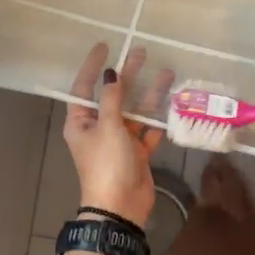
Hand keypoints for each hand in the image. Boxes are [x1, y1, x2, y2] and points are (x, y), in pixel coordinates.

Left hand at [62, 43, 172, 227]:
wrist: (120, 208)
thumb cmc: (107, 164)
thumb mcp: (108, 127)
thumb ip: (112, 99)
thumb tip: (111, 73)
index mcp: (81, 122)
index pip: (84, 87)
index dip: (93, 66)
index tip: (105, 46)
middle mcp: (98, 128)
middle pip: (114, 95)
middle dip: (128, 74)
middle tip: (142, 52)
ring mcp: (119, 141)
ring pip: (135, 111)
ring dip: (149, 93)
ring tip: (167, 72)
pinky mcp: (137, 152)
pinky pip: (148, 129)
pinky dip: (159, 118)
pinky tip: (173, 101)